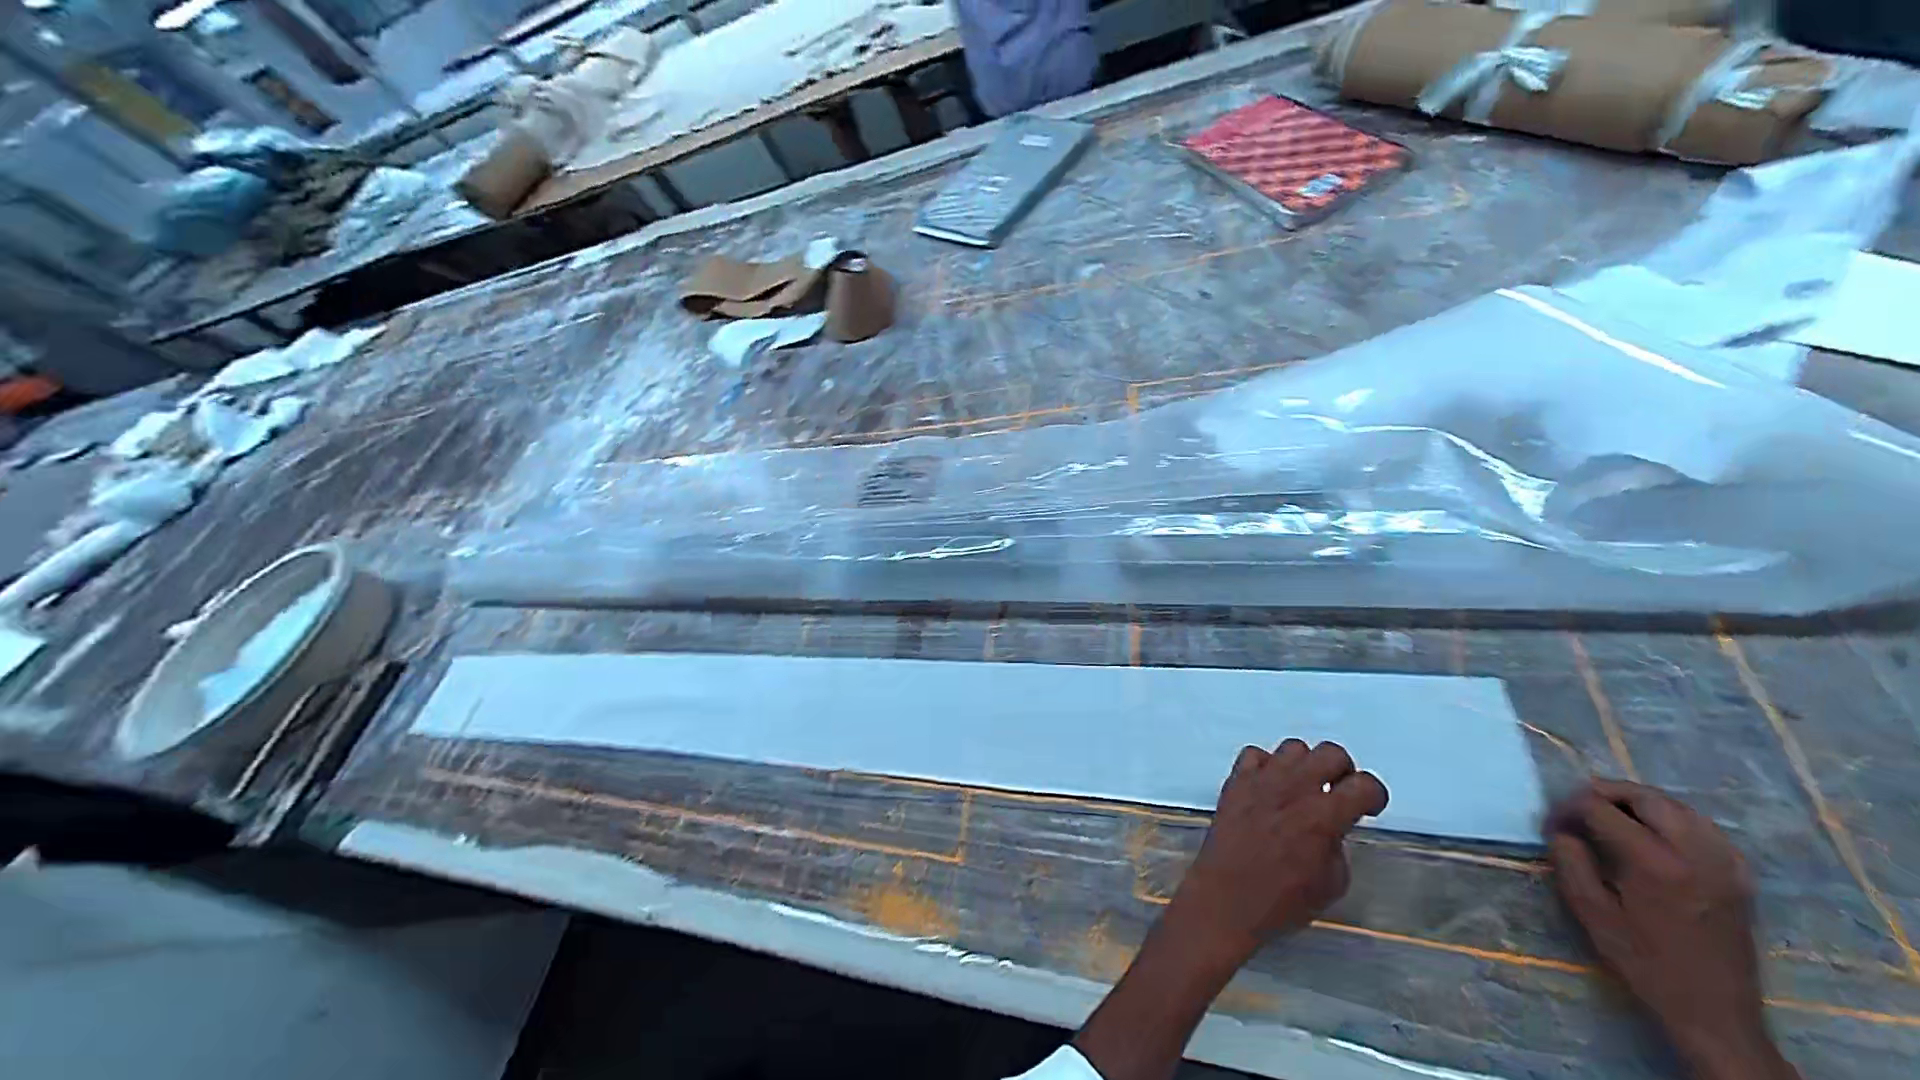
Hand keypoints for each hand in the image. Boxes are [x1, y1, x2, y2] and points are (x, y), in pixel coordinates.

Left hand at [1161, 739, 1390, 968]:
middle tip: (1337, 792)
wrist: (1227, 898)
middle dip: (1342, 770)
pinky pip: (1254, 755)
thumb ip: (1338, 844)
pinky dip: (1266, 766)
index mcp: (1323, 817)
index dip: (1374, 794)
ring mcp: (1261, 781)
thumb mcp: (1332, 882)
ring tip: (1301, 788)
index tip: (1369, 807)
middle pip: (1330, 753)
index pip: (1364, 784)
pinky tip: (1268, 787)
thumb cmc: (1282, 901)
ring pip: (1293, 748)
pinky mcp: (1235, 781)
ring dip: (1304, 765)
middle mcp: (1293, 789)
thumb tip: (1332, 828)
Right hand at [1548, 780, 1796, 1079]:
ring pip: (1678, 806)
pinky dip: (1673, 819)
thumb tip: (1562, 832)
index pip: (1600, 809)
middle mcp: (1694, 853)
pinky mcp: (1740, 876)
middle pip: (1644, 797)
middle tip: (1578, 808)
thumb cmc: (1644, 960)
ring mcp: (1725, 864)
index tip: (1552, 826)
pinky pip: (1705, 828)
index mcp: (1654, 862)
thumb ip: (1570, 862)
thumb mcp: (1591, 912)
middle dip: (1604, 793)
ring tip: (1611, 816)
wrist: (1713, 1009)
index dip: (1568, 809)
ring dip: (1638, 802)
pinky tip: (1655, 834)